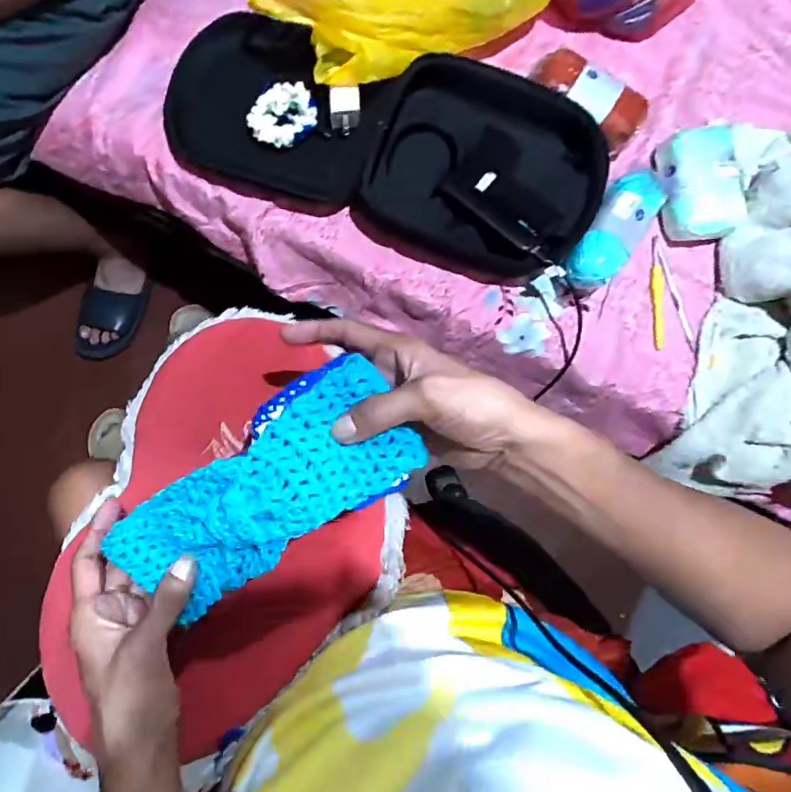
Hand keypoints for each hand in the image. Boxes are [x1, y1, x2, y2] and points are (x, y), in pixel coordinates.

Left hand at [68, 499, 195, 761]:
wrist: (141, 743)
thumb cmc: (128, 694)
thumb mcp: (144, 645)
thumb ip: (166, 600)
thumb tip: (188, 558)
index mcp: (90, 614)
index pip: (88, 562)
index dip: (100, 531)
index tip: (116, 502)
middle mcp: (107, 615)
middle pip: (118, 568)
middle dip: (136, 540)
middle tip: (160, 509)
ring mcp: (131, 626)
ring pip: (144, 583)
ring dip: (160, 560)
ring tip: (180, 529)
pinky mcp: (153, 637)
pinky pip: (162, 601)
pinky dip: (175, 584)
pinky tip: (193, 565)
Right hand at [281, 318, 566, 470]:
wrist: (506, 440)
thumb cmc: (470, 401)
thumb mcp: (424, 397)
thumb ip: (378, 411)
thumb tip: (334, 432)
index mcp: (395, 353)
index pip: (349, 334)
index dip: (317, 331)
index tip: (284, 338)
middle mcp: (389, 376)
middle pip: (344, 378)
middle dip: (316, 389)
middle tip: (284, 405)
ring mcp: (393, 408)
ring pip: (353, 412)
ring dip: (331, 424)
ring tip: (299, 436)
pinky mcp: (400, 435)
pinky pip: (368, 439)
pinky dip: (352, 448)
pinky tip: (331, 460)